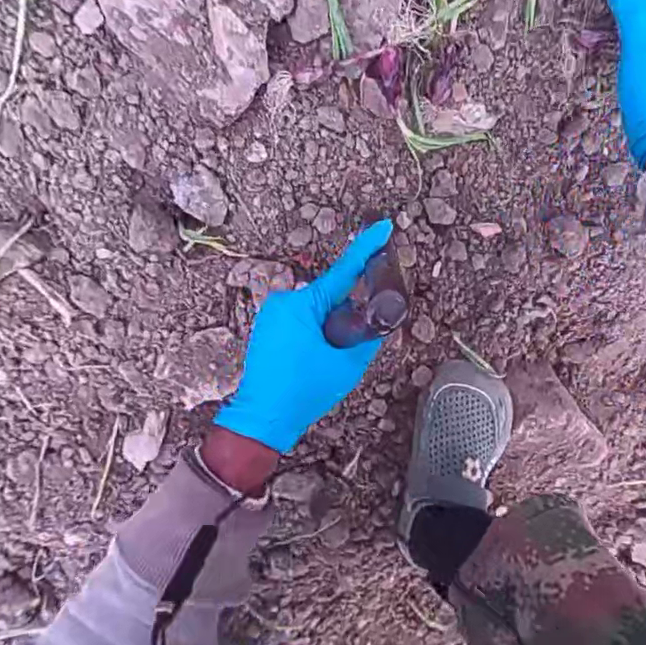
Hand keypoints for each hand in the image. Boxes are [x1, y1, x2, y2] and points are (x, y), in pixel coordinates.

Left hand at [214, 220, 394, 452]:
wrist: (264, 416)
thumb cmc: (300, 392)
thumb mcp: (348, 365)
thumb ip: (368, 336)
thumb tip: (379, 322)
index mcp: (303, 306)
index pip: (344, 271)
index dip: (367, 249)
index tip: (381, 228)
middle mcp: (284, 301)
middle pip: (331, 295)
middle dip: (346, 314)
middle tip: (345, 346)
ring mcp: (273, 312)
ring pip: (317, 308)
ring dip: (329, 325)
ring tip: (323, 358)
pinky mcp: (269, 324)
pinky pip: (302, 318)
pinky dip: (315, 330)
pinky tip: (313, 356)